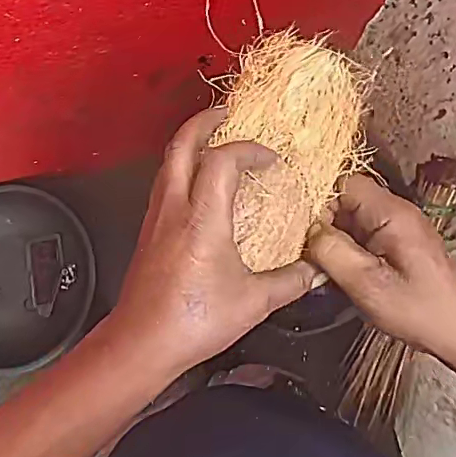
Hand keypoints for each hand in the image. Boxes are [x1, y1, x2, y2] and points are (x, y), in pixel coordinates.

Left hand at [102, 108, 321, 379]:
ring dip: (191, 143)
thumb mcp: (254, 302)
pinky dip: (182, 169)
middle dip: (205, 121)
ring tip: (214, 142)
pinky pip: (164, 183)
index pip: (223, 160)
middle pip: (182, 144)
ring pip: (168, 162)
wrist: (141, 342)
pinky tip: (198, 187)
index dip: (250, 150)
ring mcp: (156, 218)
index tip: (270, 160)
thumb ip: (290, 281)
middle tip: (228, 114)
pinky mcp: (149, 231)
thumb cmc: (191, 322)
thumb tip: (314, 271)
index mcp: (202, 218)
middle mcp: (174, 208)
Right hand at [305, 174, 455, 370]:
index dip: (316, 199)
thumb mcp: (368, 284)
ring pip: (350, 219)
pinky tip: (336, 274)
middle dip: (320, 221)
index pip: (343, 182)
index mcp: (391, 213)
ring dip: (331, 239)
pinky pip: (361, 237)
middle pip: (344, 199)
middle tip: (303, 251)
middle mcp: (395, 213)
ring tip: (316, 265)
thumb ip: (333, 252)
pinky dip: (344, 251)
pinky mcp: (397, 246)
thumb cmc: (422, 311)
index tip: (299, 227)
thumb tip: (307, 230)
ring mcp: (397, 229)